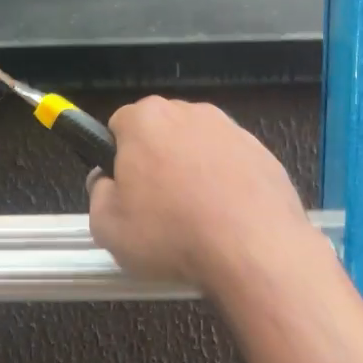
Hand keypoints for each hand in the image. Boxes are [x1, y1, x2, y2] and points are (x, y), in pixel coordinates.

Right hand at [89, 96, 320, 289]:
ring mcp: (233, 131)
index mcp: (146, 119)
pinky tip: (226, 223)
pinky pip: (234, 169)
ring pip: (200, 151)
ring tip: (196, 223)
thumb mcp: (107, 227)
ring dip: (194, 177)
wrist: (253, 250)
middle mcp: (191, 112)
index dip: (117, 161)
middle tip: (157, 212)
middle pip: (162, 135)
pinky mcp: (264, 155)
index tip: (123, 193)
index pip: (118, 126)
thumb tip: (107, 183)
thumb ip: (98, 195)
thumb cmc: (171, 235)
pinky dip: (227, 189)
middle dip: (157, 166)